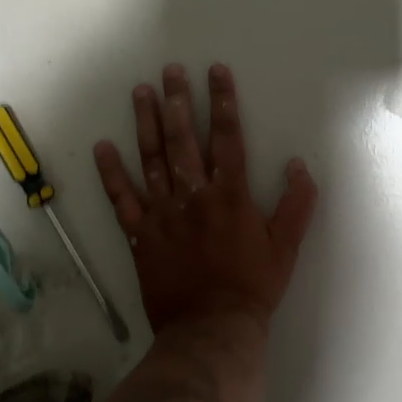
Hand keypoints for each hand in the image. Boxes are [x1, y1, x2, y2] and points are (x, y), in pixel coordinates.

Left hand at [93, 64, 318, 334]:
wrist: (211, 330)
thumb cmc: (252, 286)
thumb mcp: (286, 246)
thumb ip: (297, 203)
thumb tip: (299, 165)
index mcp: (230, 193)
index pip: (228, 136)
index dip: (223, 100)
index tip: (216, 71)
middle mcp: (195, 194)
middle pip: (183, 138)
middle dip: (177, 100)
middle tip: (170, 71)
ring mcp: (164, 213)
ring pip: (152, 159)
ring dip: (145, 123)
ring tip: (140, 92)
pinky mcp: (142, 234)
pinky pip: (123, 199)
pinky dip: (111, 173)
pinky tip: (102, 148)